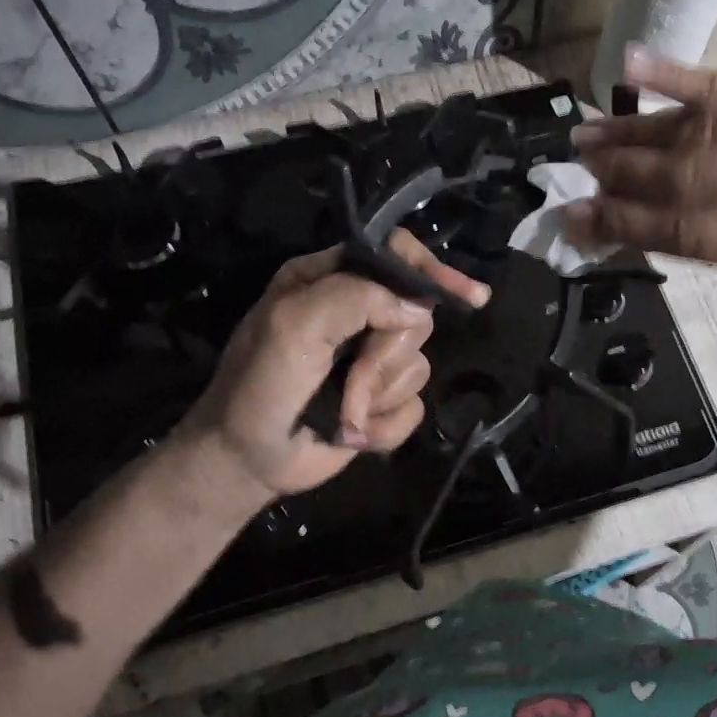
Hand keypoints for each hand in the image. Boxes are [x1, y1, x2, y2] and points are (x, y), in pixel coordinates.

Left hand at [178, 231, 489, 498]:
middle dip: (385, 357)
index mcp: (330, 281)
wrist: (249, 461)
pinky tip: (352, 434)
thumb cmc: (260, 386)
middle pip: (416, 316)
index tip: (467, 296)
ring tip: (341, 414)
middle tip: (353, 381)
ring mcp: (372, 360)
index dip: (432, 271)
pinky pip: (415, 407)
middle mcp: (356, 314)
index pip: (396, 255)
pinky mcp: (382, 403)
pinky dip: (383, 426)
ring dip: (378, 397)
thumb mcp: (296, 326)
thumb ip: (356, 298)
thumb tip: (416, 309)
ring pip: (418, 365)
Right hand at [565, 47, 716, 279]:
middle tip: (573, 170)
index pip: (681, 232)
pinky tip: (629, 66)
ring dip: (631, 132)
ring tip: (585, 136)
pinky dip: (674, 74)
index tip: (574, 218)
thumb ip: (709, 243)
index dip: (621, 224)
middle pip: (681, 178)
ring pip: (694, 131)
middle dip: (618, 176)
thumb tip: (628, 223)